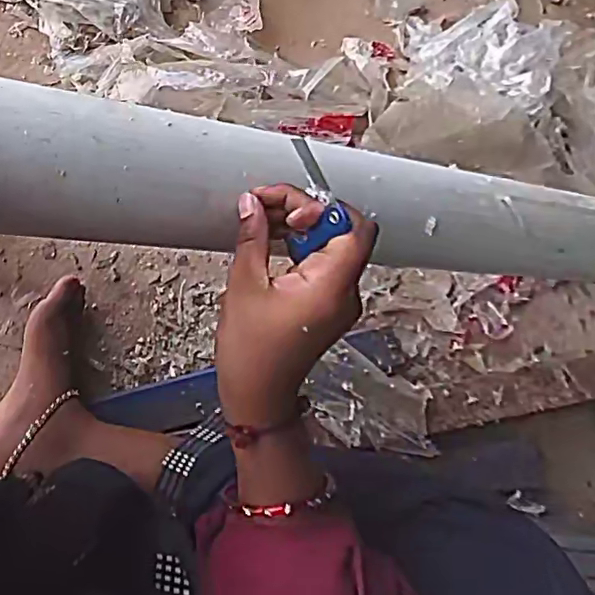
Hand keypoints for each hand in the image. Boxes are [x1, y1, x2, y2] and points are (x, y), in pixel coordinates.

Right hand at [215, 185, 377, 425]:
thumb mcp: (244, 285)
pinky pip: (322, 263)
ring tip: (261, 223)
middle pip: (341, 231)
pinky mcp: (327, 304)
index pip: (350, 226)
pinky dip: (299, 246)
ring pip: (331, 244)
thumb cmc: (251, 351)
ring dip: (299, 227)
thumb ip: (252, 237)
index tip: (280, 202)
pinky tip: (269, 243)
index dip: (318, 205)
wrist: (257, 392)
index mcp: (330, 285)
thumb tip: (252, 204)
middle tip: (264, 206)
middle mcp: (344, 291)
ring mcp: (338, 299)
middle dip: (303, 210)